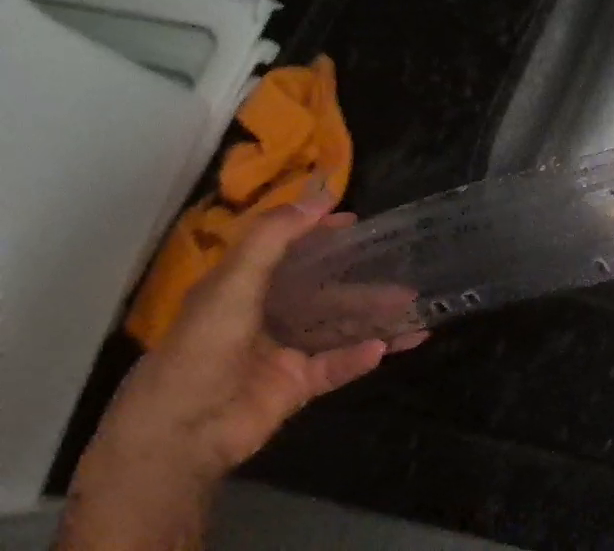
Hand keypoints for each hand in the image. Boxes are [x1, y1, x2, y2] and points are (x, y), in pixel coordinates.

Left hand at [81, 196, 425, 489]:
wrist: (181, 434)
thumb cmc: (201, 351)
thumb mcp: (231, 285)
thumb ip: (273, 238)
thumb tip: (322, 196)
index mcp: (240, 294)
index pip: (285, 256)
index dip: (318, 236)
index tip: (357, 221)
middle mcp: (263, 320)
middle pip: (323, 294)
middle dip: (364, 282)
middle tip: (407, 271)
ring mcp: (282, 355)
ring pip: (340, 328)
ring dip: (376, 317)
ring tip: (414, 308)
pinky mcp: (296, 387)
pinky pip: (339, 367)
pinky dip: (362, 357)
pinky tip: (390, 346)